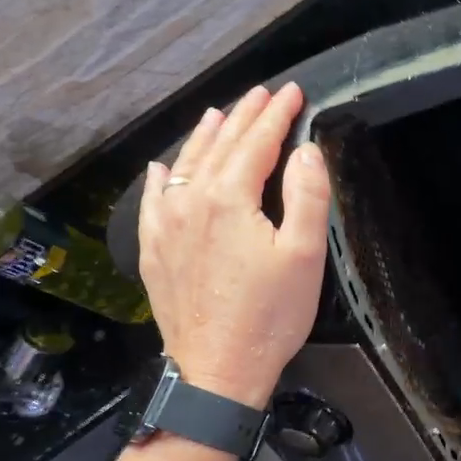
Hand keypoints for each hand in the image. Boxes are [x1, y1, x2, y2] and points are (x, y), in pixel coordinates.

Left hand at [137, 84, 329, 407]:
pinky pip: (153, 199)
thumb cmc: (270, 314)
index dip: (277, 114)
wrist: (216, 369)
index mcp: (230, 198)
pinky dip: (162, 176)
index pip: (257, 142)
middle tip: (264, 93)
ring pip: (185, 165)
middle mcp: (191, 201)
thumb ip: (307, 194)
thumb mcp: (304, 255)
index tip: (294, 91)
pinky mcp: (153, 249)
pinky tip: (163, 166)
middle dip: (245, 115)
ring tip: (219, 113)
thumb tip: (305, 149)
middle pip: (220, 146)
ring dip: (205, 136)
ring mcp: (166, 225)